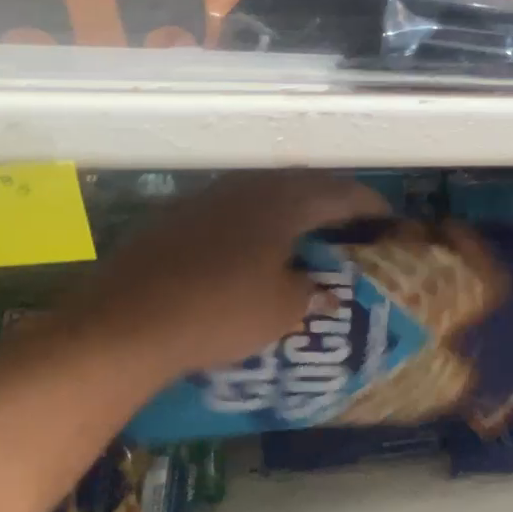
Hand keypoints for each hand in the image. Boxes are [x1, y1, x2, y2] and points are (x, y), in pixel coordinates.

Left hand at [68, 170, 389, 378]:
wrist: (121, 327)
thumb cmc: (219, 312)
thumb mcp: (284, 310)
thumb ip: (312, 290)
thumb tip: (321, 286)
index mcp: (285, 201)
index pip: (344, 194)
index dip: (372, 207)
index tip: (391, 222)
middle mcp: (250, 187)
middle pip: (305, 184)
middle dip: (334, 202)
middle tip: (354, 225)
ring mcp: (208, 199)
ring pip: (267, 193)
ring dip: (294, 209)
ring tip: (311, 233)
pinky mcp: (177, 218)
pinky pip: (235, 209)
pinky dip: (259, 222)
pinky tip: (258, 248)